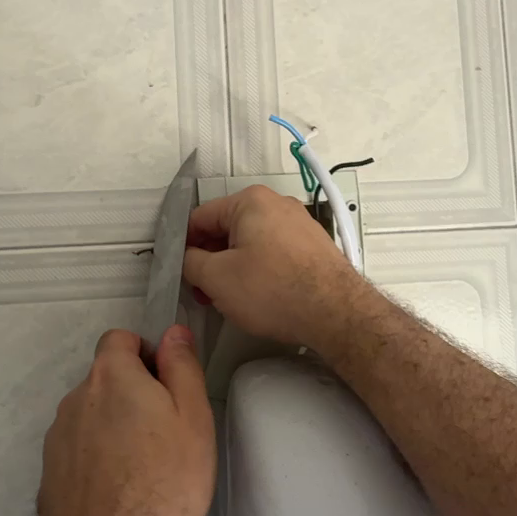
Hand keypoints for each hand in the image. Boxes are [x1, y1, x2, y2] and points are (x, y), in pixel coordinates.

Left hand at [37, 325, 215, 515]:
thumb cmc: (164, 484)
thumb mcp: (193, 419)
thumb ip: (182, 367)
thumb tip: (173, 332)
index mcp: (110, 378)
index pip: (119, 339)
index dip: (145, 354)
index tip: (165, 386)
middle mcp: (75, 399)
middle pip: (105, 379)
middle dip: (131, 393)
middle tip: (163, 432)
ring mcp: (57, 439)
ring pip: (90, 416)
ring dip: (112, 426)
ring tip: (142, 468)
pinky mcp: (49, 475)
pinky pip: (77, 451)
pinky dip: (95, 459)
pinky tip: (117, 492)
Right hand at [182, 185, 374, 355]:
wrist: (336, 314)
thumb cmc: (280, 291)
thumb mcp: (216, 278)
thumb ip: (189, 262)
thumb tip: (186, 259)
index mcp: (250, 201)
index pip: (201, 217)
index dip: (184, 245)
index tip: (180, 269)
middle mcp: (277, 205)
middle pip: (227, 229)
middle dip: (211, 259)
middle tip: (203, 290)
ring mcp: (298, 225)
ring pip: (251, 242)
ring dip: (234, 267)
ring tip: (230, 298)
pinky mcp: (312, 247)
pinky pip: (274, 253)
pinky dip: (260, 271)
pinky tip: (258, 297)